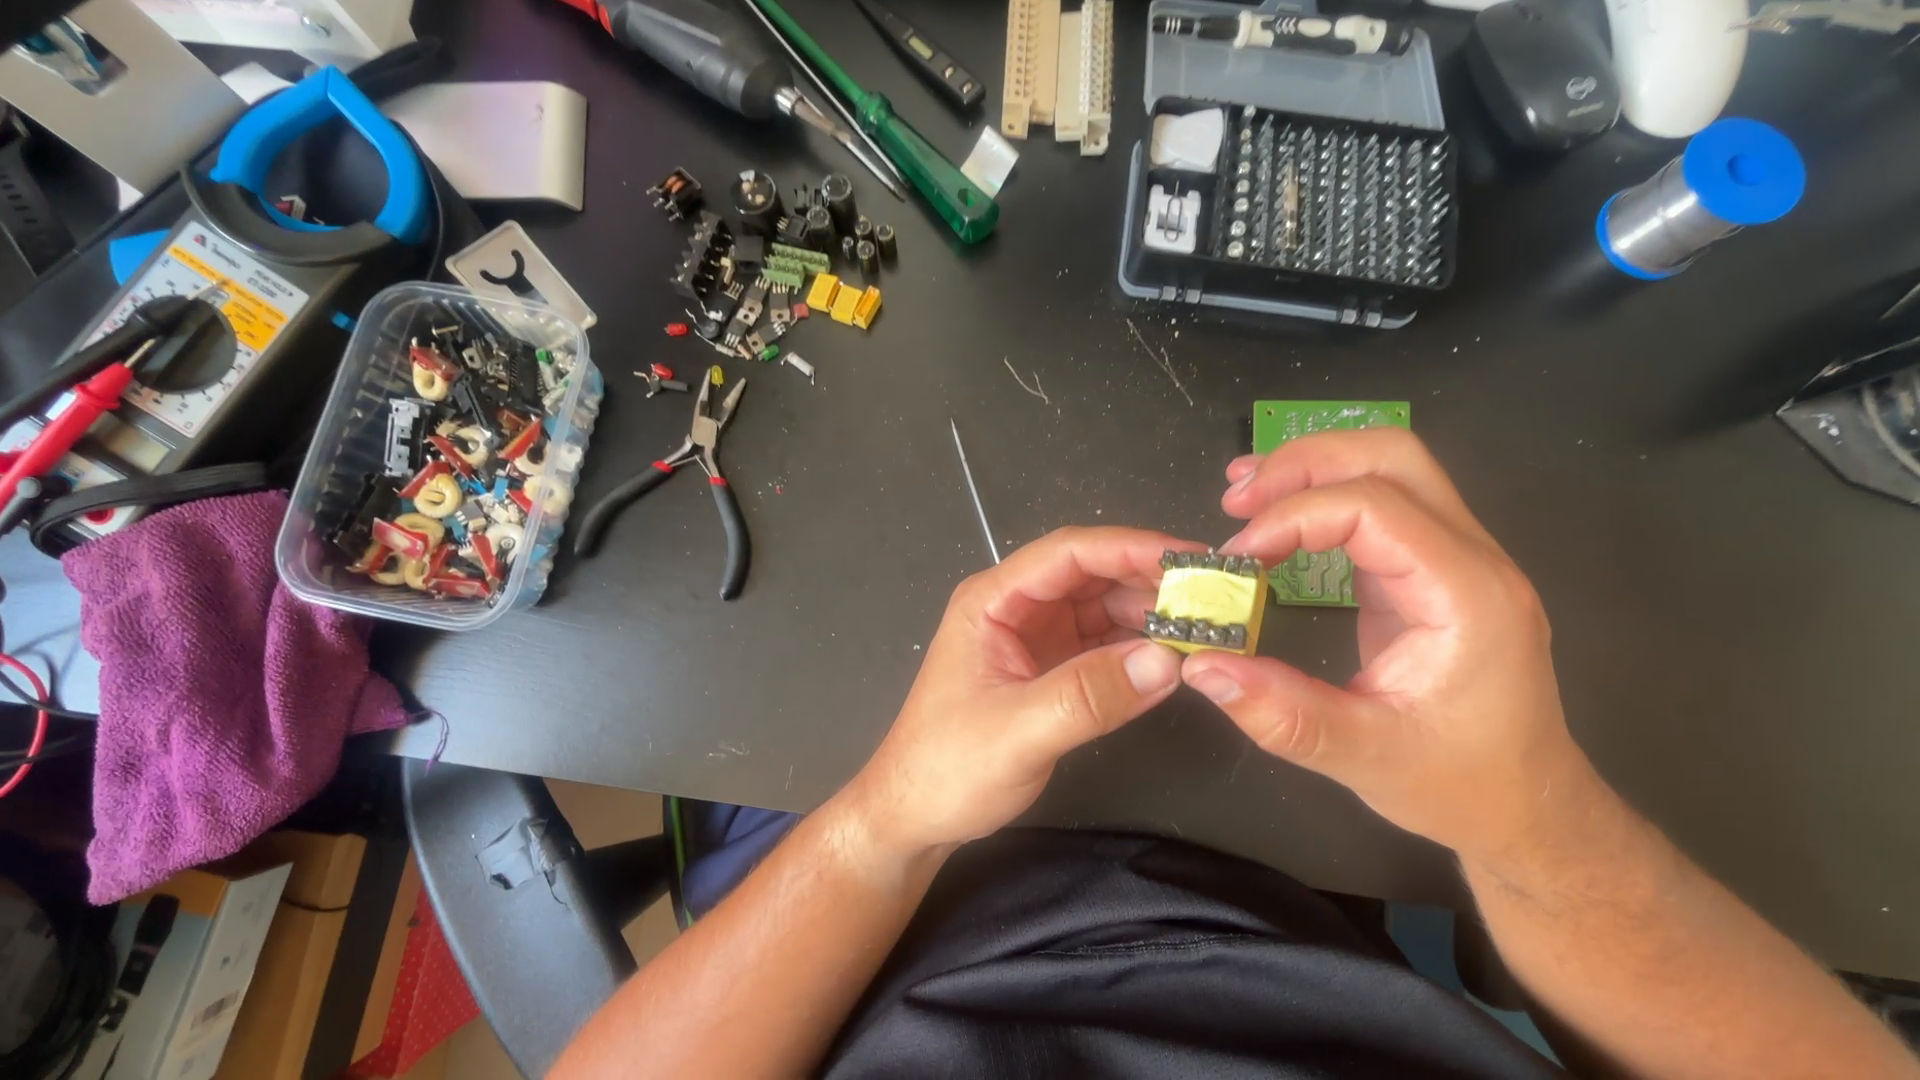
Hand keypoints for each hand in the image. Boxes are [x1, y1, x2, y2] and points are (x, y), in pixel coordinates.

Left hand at [842, 527, 1199, 855]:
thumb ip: (1089, 696)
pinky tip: (1174, 658)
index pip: (1069, 553)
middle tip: (1214, 598)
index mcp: (994, 601)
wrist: (916, 815)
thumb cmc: (947, 768)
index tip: (1191, 560)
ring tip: (1206, 628)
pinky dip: (1139, 648)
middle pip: (1092, 574)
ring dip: (1151, 614)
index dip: (1131, 548)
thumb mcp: (1018, 732)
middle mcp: (1017, 608)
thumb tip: (1167, 662)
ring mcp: (1035, 638)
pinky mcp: (1051, 669)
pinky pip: (1104, 645)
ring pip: (1103, 607)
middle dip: (1150, 581)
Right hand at [1179, 429, 1597, 861]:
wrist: (1529, 810)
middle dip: (1304, 463)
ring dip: (1313, 470)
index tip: (1236, 557)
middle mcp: (1472, 560)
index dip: (1293, 517)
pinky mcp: (1433, 573)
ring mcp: (1458, 560)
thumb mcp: (1366, 760)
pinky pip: (1381, 507)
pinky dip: (1324, 498)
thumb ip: (1283, 714)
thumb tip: (1201, 667)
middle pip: (1393, 456)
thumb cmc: (1462, 787)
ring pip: (1391, 468)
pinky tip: (1277, 520)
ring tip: (1244, 497)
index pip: (1374, 507)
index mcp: (1467, 596)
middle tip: (1235, 499)